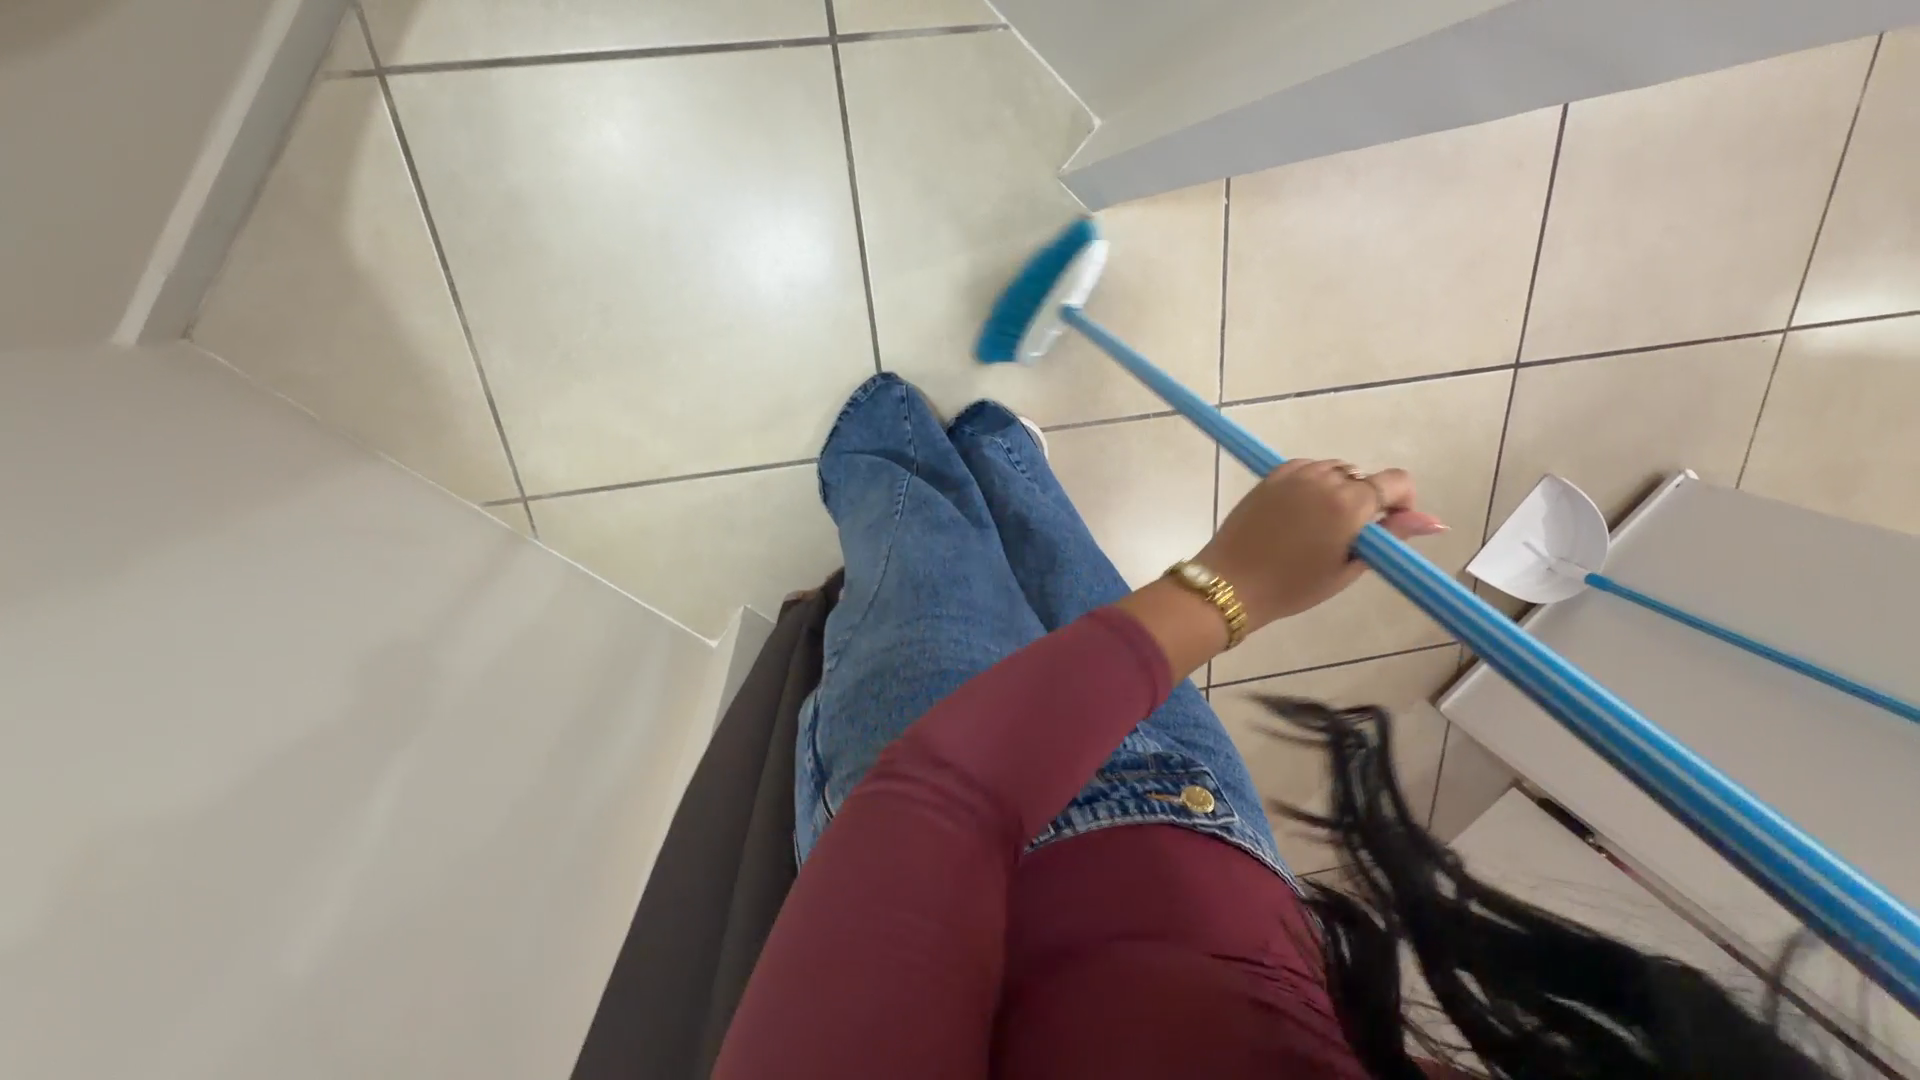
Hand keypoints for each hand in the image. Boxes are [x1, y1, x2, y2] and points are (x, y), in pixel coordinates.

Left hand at [1196, 460, 1446, 631]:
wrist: (1230, 583)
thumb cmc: (1292, 586)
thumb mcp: (1348, 568)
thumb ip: (1390, 538)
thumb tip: (1433, 522)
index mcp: (1348, 503)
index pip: (1396, 480)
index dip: (1401, 502)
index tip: (1389, 526)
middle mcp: (1323, 479)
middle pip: (1362, 477)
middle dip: (1366, 500)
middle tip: (1347, 536)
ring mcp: (1293, 475)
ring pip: (1333, 470)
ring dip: (1338, 490)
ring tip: (1321, 527)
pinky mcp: (1270, 477)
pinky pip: (1305, 469)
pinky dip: (1311, 483)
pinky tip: (1301, 512)